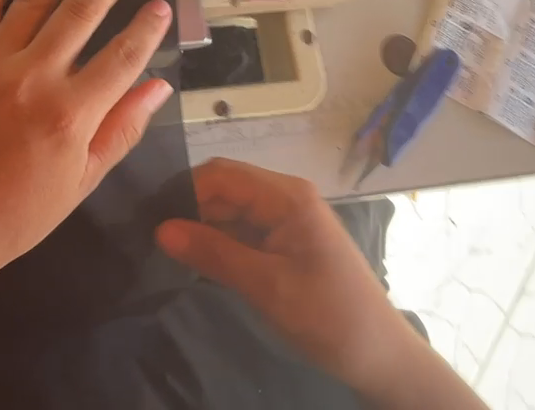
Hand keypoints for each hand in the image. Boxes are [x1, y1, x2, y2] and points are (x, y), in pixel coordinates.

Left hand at [0, 0, 173, 294]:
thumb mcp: (82, 182)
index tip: (162, 5)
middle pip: (81, 14)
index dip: (146, 28)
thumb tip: (159, 87)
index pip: (122, 57)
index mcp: (71, 114)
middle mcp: (35, 78)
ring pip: (35, 0)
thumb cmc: (17, 213)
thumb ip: (122, 129)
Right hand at [156, 159, 427, 398]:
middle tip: (153, 237)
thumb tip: (160, 229)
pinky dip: (220, 242)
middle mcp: (286, 196)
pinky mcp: (287, 241)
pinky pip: (244, 229)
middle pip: (224, 188)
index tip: (150, 216)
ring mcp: (287, 218)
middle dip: (190, 208)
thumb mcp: (267, 288)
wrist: (384, 359)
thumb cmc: (330, 317)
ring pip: (231, 209)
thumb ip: (214, 254)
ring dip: (203, 226)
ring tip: (167, 249)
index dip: (184, 190)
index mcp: (287, 196)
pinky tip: (198, 260)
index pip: (221, 175)